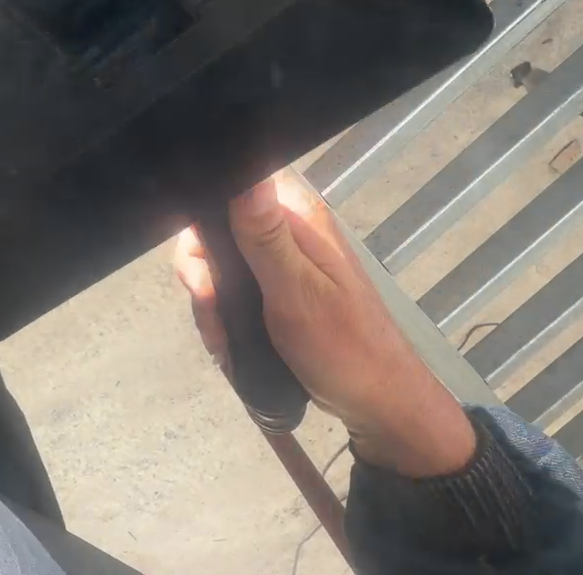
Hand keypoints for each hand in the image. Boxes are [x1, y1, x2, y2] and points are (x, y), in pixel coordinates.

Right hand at [173, 172, 474, 477]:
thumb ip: (265, 235)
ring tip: (219, 336)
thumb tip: (243, 174)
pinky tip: (226, 338)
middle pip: (217, 224)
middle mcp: (288, 226)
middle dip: (202, 269)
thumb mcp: (297, 293)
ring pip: (219, 258)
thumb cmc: (344, 349)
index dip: (207, 207)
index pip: (237, 181)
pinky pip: (232, 283)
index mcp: (297, 215)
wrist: (380, 407)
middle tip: (208, 305)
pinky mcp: (276, 283)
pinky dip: (222, 309)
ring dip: (210, 297)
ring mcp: (282, 256)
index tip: (202, 255)